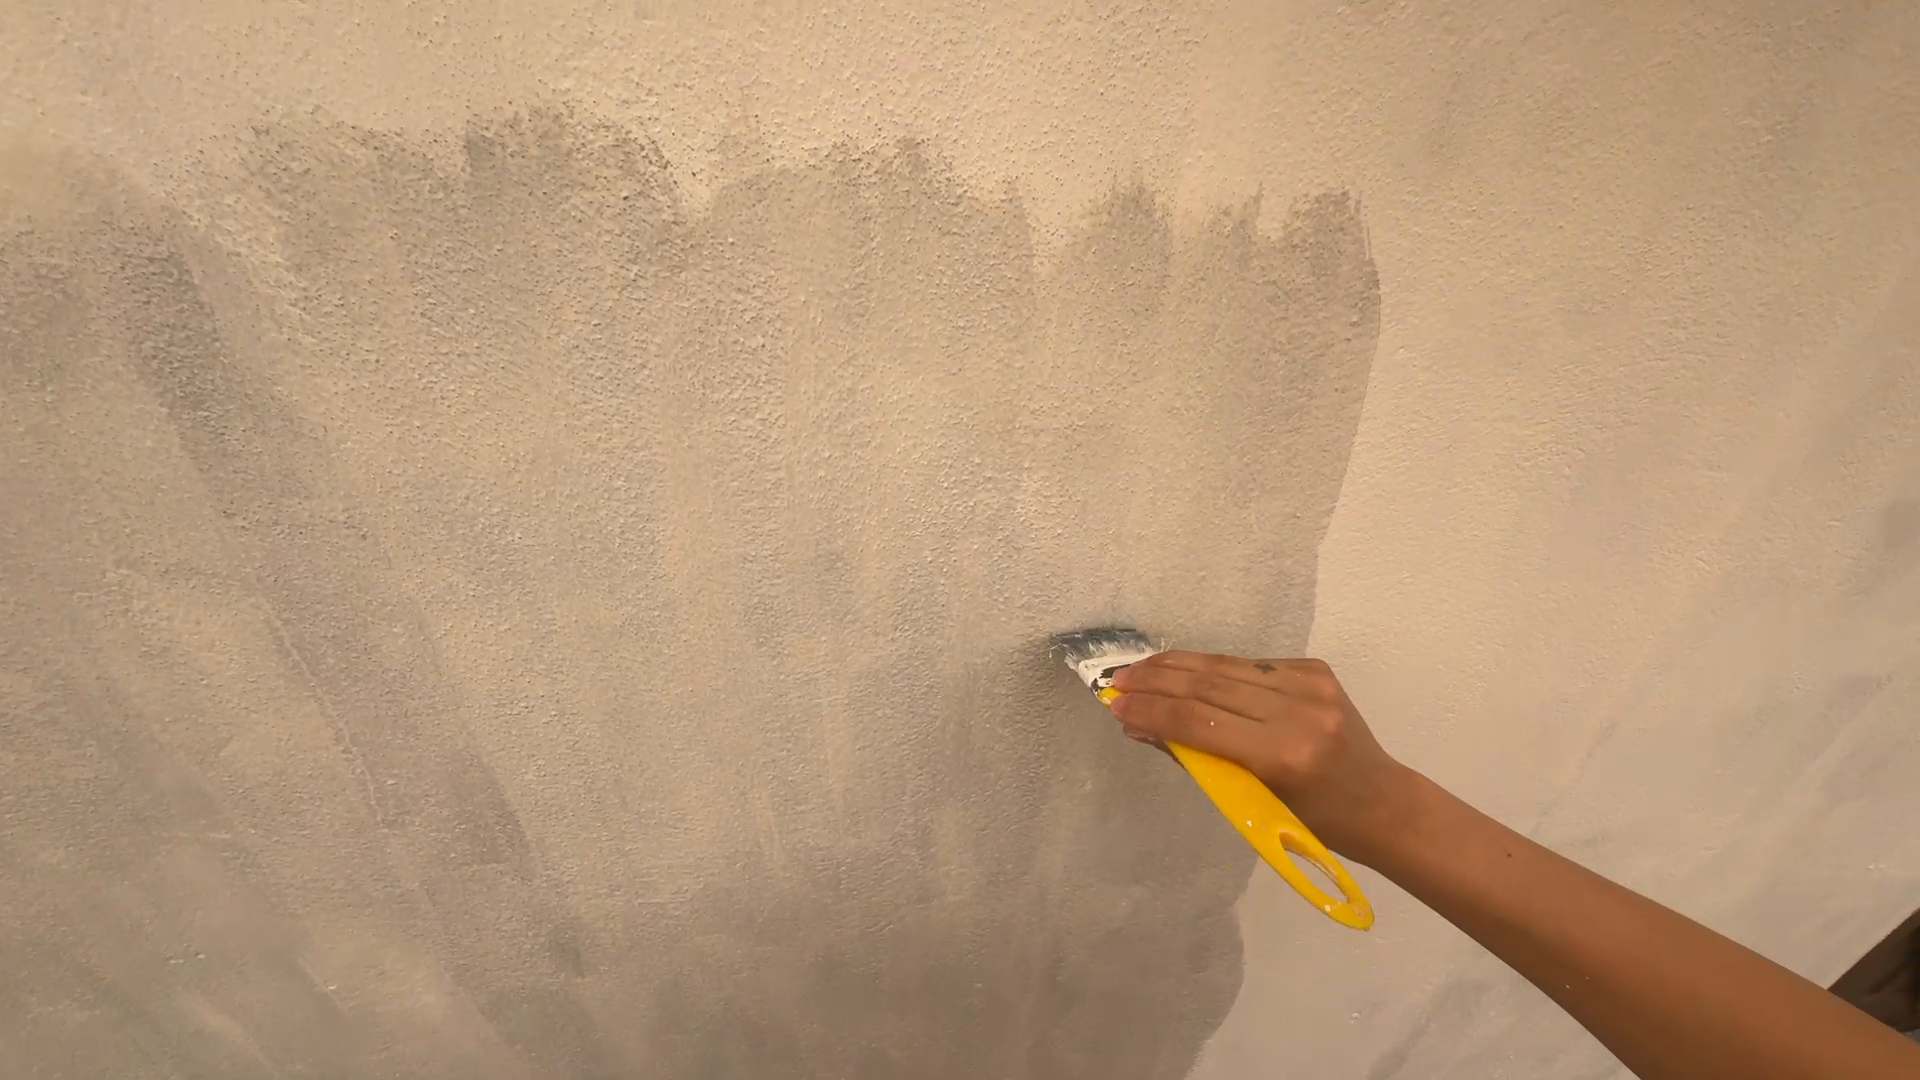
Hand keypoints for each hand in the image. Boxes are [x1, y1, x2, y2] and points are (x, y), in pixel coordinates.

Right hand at [1107, 651, 1417, 863]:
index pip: (1200, 721)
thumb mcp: (1252, 801)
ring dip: (1174, 666)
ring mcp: (1310, 684)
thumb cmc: (1316, 821)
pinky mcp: (1314, 668)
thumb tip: (1139, 726)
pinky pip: (1247, 664)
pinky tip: (1182, 671)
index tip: (1114, 704)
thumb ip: (1194, 757)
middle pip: (1207, 685)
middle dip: (1155, 680)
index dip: (1152, 709)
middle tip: (1116, 679)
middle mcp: (1298, 710)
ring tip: (1138, 669)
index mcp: (1283, 754)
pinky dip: (1210, 667)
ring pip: (1223, 666)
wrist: (1383, 802)